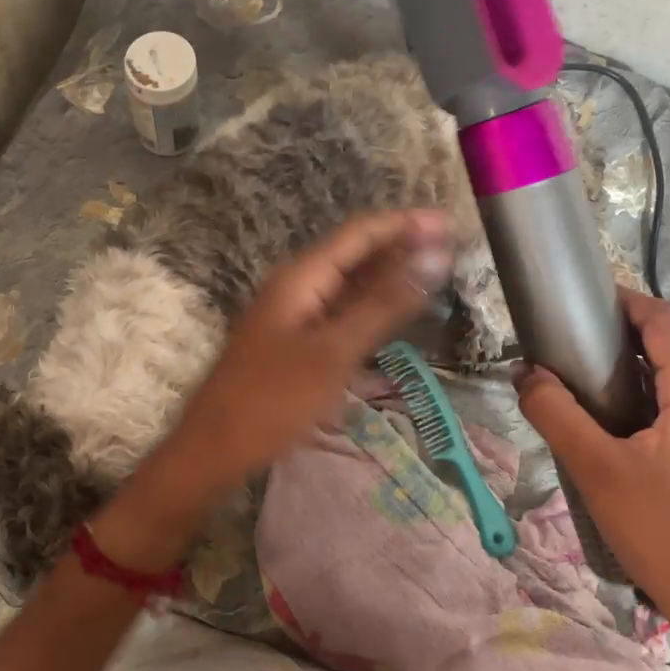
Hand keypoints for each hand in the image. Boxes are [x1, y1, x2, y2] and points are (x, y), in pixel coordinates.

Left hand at [168, 209, 452, 488]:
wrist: (214, 448)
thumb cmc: (272, 400)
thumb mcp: (334, 352)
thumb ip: (383, 304)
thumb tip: (434, 255)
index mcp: (300, 277)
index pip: (359, 233)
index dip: (405, 223)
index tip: (451, 222)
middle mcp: (296, 286)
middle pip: (354, 253)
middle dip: (402, 246)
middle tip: (455, 247)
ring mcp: (294, 314)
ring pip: (348, 282)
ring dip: (390, 275)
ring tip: (438, 274)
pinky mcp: (296, 341)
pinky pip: (340, 310)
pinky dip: (371, 305)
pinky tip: (398, 312)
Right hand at [514, 288, 669, 640]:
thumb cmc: (664, 531)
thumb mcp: (596, 469)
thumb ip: (555, 413)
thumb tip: (525, 373)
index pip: (663, 320)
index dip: (622, 300)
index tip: (577, 299)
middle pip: (667, 351)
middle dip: (614, 342)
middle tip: (561, 352)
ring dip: (626, 379)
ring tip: (576, 394)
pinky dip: (643, 407)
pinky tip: (610, 436)